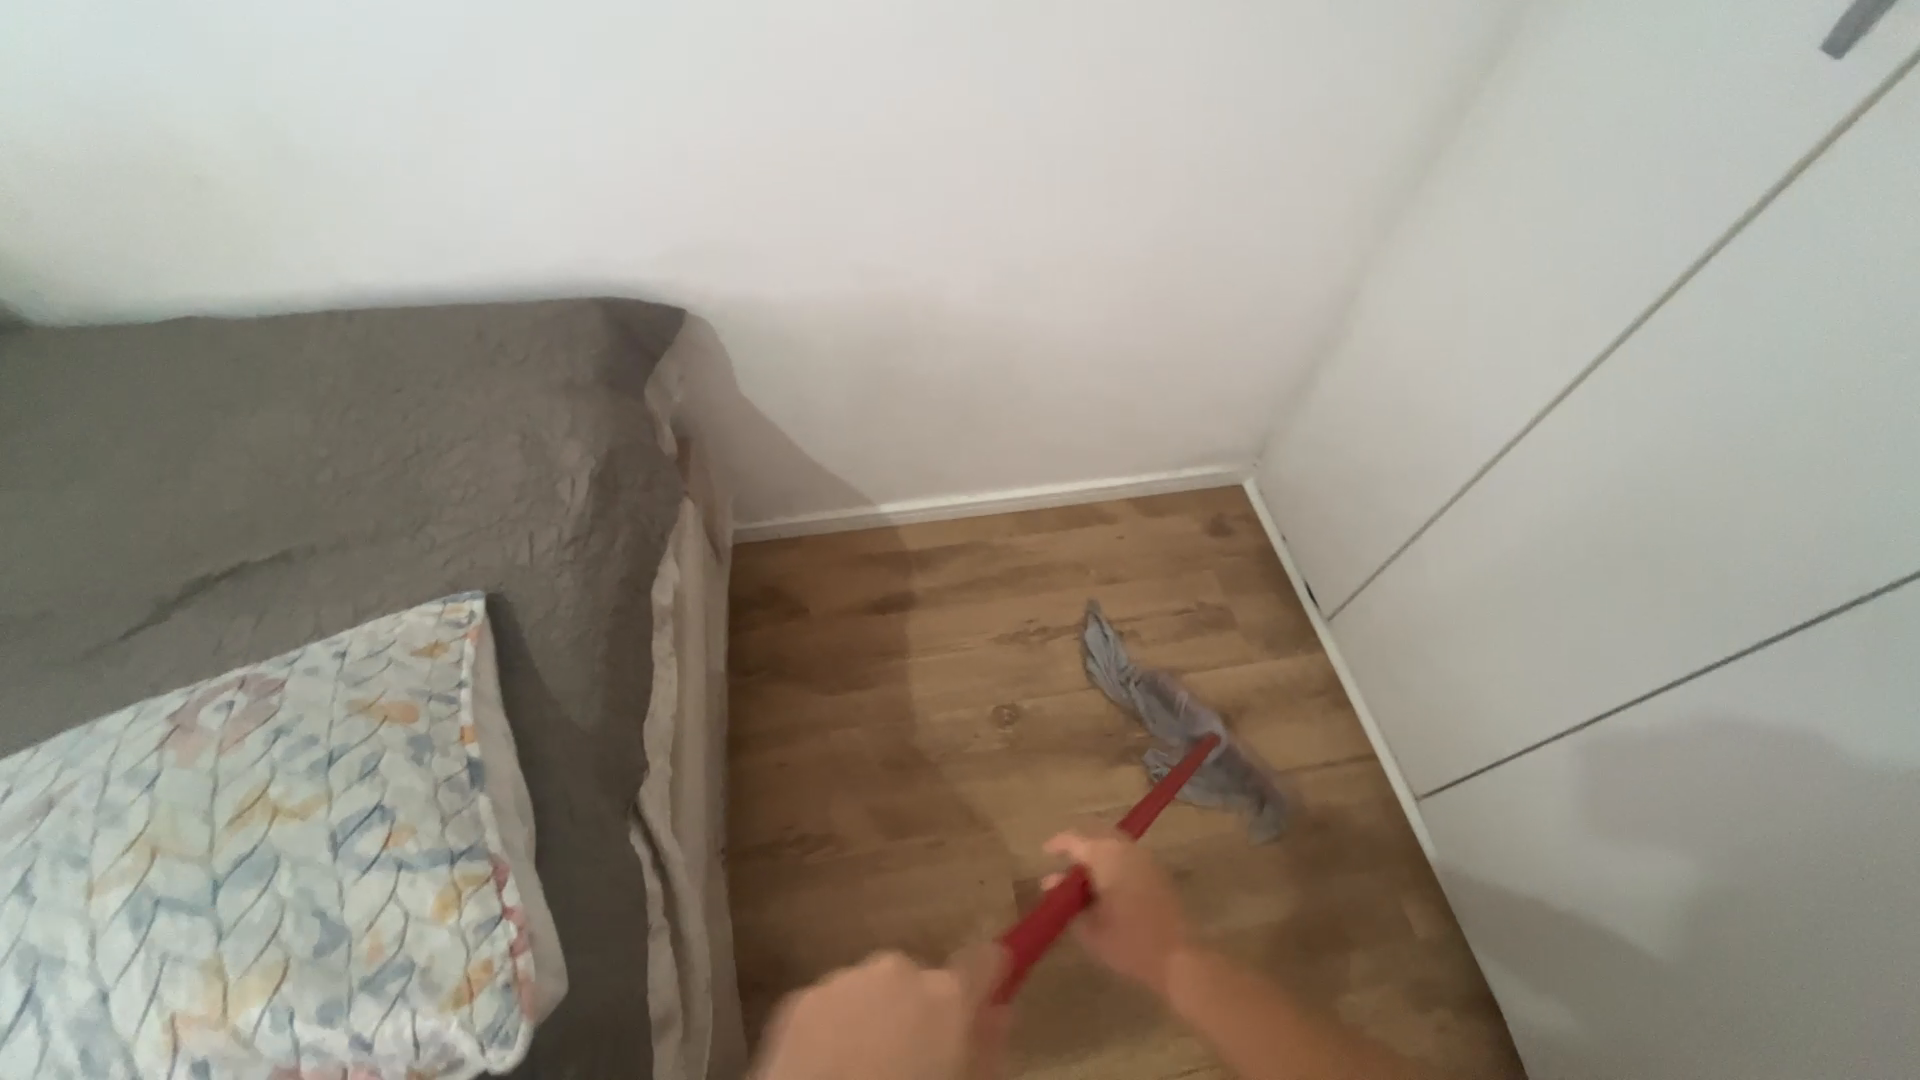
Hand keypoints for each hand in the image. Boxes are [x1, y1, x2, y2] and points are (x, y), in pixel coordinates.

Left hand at [752, 945, 1009, 1079]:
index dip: (989, 974)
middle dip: (919, 1009)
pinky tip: (833, 1066)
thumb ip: (986, 1046)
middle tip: (912, 1056)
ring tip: (866, 1066)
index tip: (990, 990)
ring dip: (876, 1016)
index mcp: (946, 994)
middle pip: (922, 979)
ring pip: (873, 989)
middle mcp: (898, 971)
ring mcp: (847, 979)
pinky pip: (833, 1004)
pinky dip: (836, 1027)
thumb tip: (998, 1015)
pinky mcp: (802, 997)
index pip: (985, 960)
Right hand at [1043, 829, 1189, 997]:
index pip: (1075, 838)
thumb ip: (1067, 901)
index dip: (1057, 844)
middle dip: (1078, 845)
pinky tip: (1106, 885)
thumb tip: (1051, 882)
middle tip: (1063, 863)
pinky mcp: (1158, 871)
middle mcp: (1126, 848)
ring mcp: (1145, 857)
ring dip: (1096, 852)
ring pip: (1113, 842)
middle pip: (1096, 833)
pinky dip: (1112, 861)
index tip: (1044, 853)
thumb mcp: (1089, 927)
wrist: (1179, 958)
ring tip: (1083, 878)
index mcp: (1106, 856)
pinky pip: (1127, 854)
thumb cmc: (1128, 943)